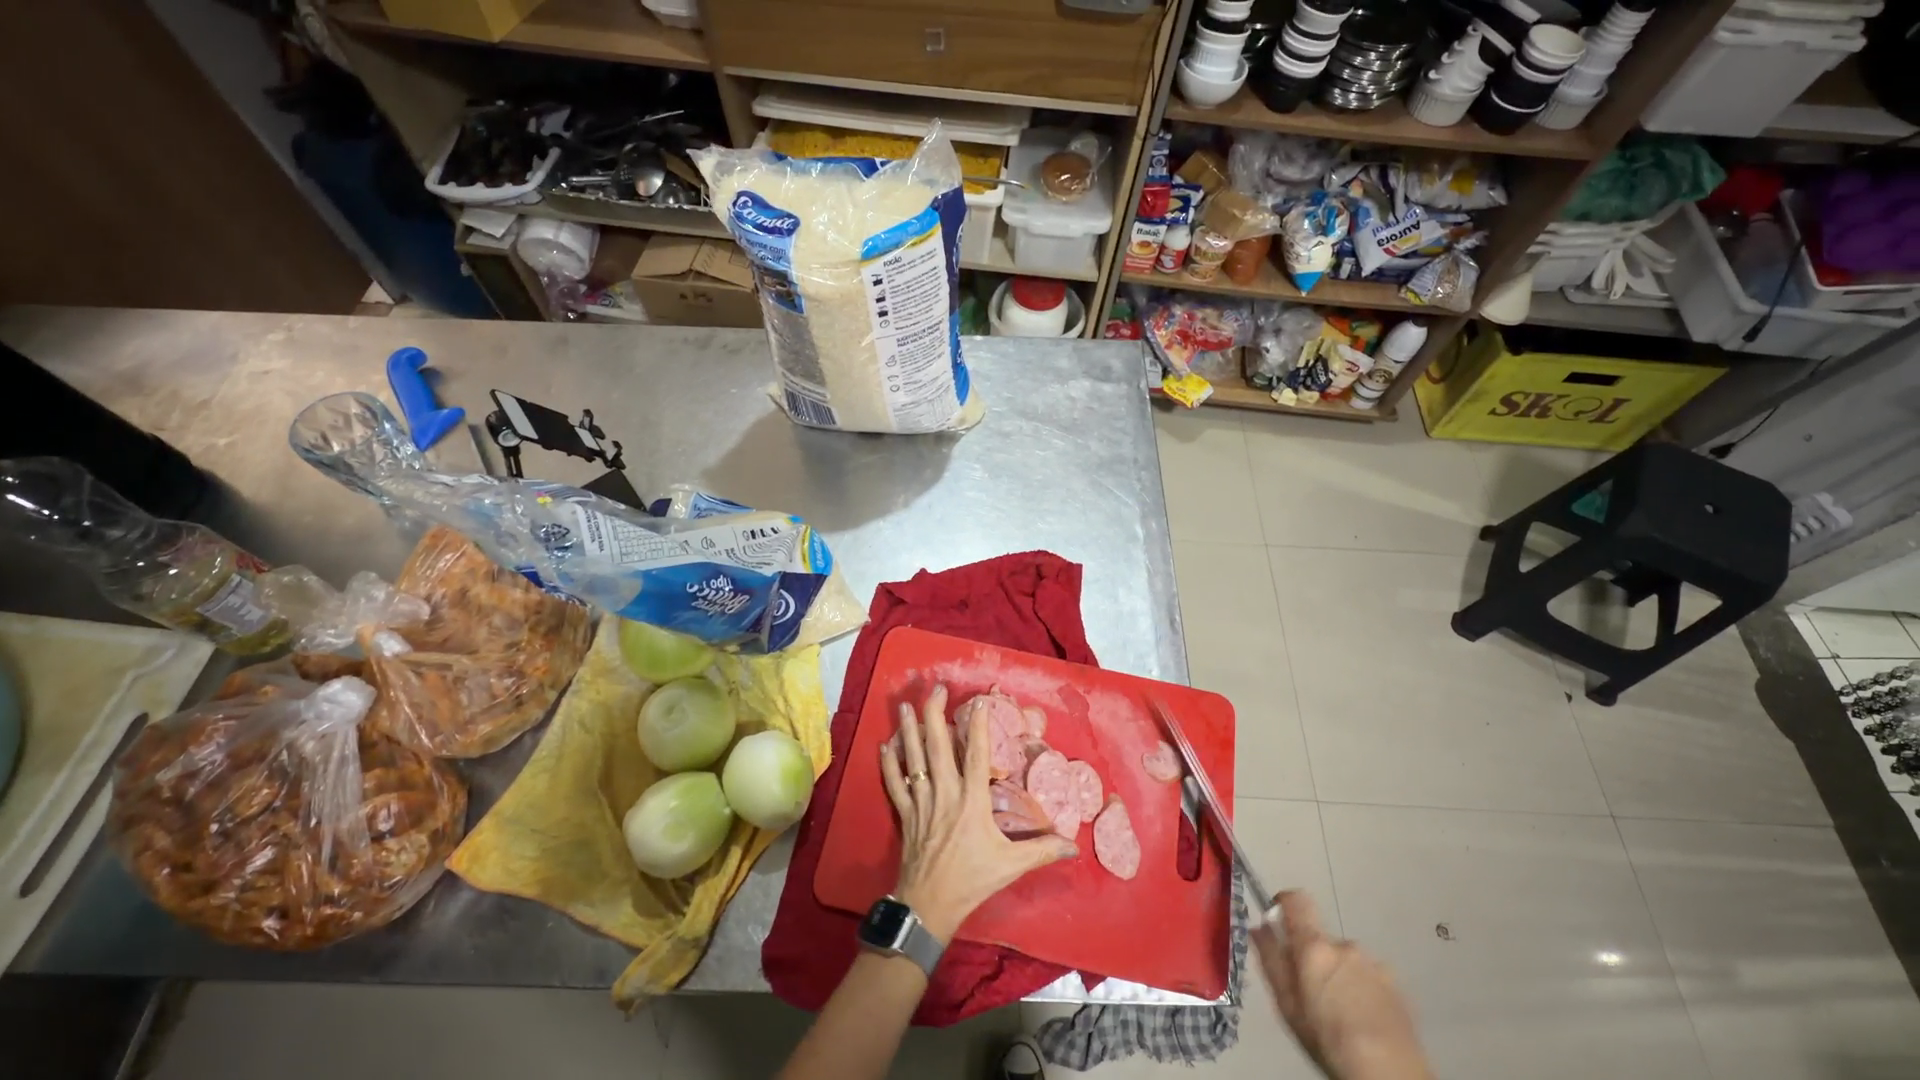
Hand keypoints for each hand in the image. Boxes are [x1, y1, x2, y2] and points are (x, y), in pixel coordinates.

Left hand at [879, 684, 1076, 942]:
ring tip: (905, 705)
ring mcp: (921, 803)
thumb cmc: (972, 881)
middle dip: (935, 714)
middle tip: (936, 688)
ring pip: (912, 759)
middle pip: (938, 746)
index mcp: (972, 801)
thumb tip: (1074, 845)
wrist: (929, 906)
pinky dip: (888, 764)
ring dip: (908, 730)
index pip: (977, 755)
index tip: (978, 701)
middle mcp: (945, 794)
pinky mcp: (905, 816)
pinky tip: (885, 746)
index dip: (978, 726)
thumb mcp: (1011, 866)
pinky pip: (894, 784)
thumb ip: (1042, 850)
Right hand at [1253, 891, 1433, 1079]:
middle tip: (1311, 994)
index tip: (1277, 923)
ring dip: (1339, 976)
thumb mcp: (1287, 1004)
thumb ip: (1271, 960)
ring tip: (1341, 1013)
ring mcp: (1374, 964)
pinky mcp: (1396, 984)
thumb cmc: (1327, 1038)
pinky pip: (1368, 976)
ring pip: (1346, 960)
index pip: (1296, 900)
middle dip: (1313, 958)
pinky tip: (1363, 1019)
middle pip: (1320, 939)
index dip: (1283, 904)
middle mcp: (1345, 945)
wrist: (1388, 1071)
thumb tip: (1259, 927)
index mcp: (1314, 947)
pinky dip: (1361, 989)